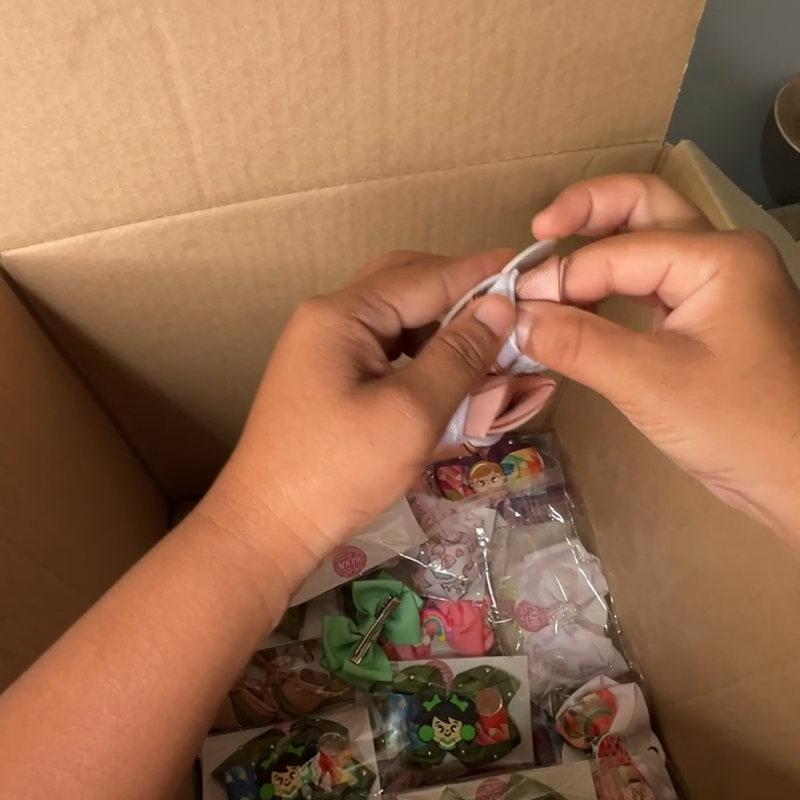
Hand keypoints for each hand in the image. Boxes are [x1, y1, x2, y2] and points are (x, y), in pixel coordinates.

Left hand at [202, 250, 515, 580]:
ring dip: (441, 329)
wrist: (268, 527)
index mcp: (342, 315)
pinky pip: (383, 350)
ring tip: (487, 351)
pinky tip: (448, 377)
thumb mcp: (410, 413)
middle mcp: (329, 319)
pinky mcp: (327, 379)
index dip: (480, 274)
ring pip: (396, 319)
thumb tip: (499, 305)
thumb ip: (458, 356)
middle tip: (508, 316)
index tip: (531, 272)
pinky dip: (420, 356)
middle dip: (459, 296)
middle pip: (405, 285)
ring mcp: (324, 349)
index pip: (424, 276)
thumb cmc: (338, 471)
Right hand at [524, 174, 799, 514]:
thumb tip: (512, 318)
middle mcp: (722, 254)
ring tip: (548, 265)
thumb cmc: (741, 426)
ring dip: (597, 246)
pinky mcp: (711, 317)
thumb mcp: (649, 383)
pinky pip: (653, 282)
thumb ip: (576, 343)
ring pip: (648, 241)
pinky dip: (613, 285)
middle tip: (535, 235)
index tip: (512, 310)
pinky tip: (581, 304)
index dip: (559, 279)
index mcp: (718, 256)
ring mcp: (720, 285)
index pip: (615, 252)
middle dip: (584, 212)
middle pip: (642, 207)